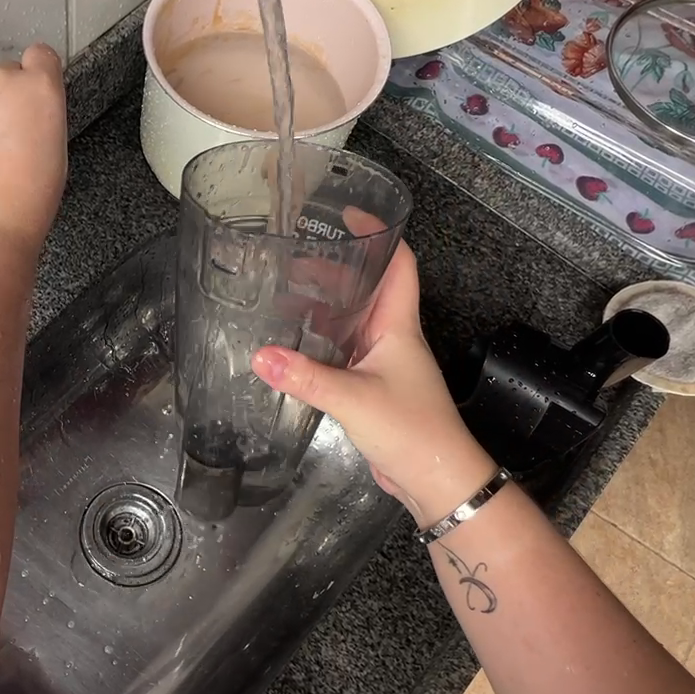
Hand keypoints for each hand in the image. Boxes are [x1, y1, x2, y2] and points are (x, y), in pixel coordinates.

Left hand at [0, 43, 67, 251]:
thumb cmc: (27, 199)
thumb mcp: (55, 149)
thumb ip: (43, 113)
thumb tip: (28, 106)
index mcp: (42, 88)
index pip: (40, 56)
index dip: (34, 75)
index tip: (27, 94)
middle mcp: (3, 78)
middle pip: (3, 72)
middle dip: (2, 97)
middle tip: (0, 135)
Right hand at [251, 242, 495, 524]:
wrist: (436, 479)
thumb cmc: (410, 429)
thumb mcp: (354, 398)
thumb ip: (307, 377)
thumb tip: (259, 357)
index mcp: (398, 325)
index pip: (398, 264)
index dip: (379, 233)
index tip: (347, 214)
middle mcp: (390, 337)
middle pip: (367, 287)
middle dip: (335, 267)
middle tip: (293, 257)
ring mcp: (381, 362)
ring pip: (351, 319)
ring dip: (323, 304)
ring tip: (282, 294)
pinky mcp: (369, 386)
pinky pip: (341, 350)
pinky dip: (318, 340)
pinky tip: (291, 345)